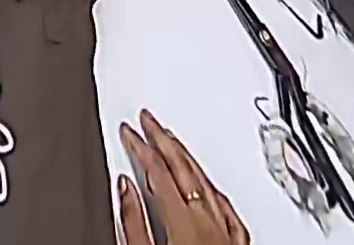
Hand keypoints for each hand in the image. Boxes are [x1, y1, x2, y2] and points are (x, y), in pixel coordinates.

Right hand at [119, 109, 249, 244]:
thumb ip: (133, 224)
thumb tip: (125, 187)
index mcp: (184, 225)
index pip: (157, 170)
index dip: (140, 145)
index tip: (127, 131)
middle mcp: (210, 225)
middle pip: (184, 168)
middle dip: (163, 138)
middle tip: (147, 119)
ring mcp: (228, 238)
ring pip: (206, 182)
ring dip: (186, 155)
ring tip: (170, 137)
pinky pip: (227, 208)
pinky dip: (211, 187)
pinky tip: (207, 181)